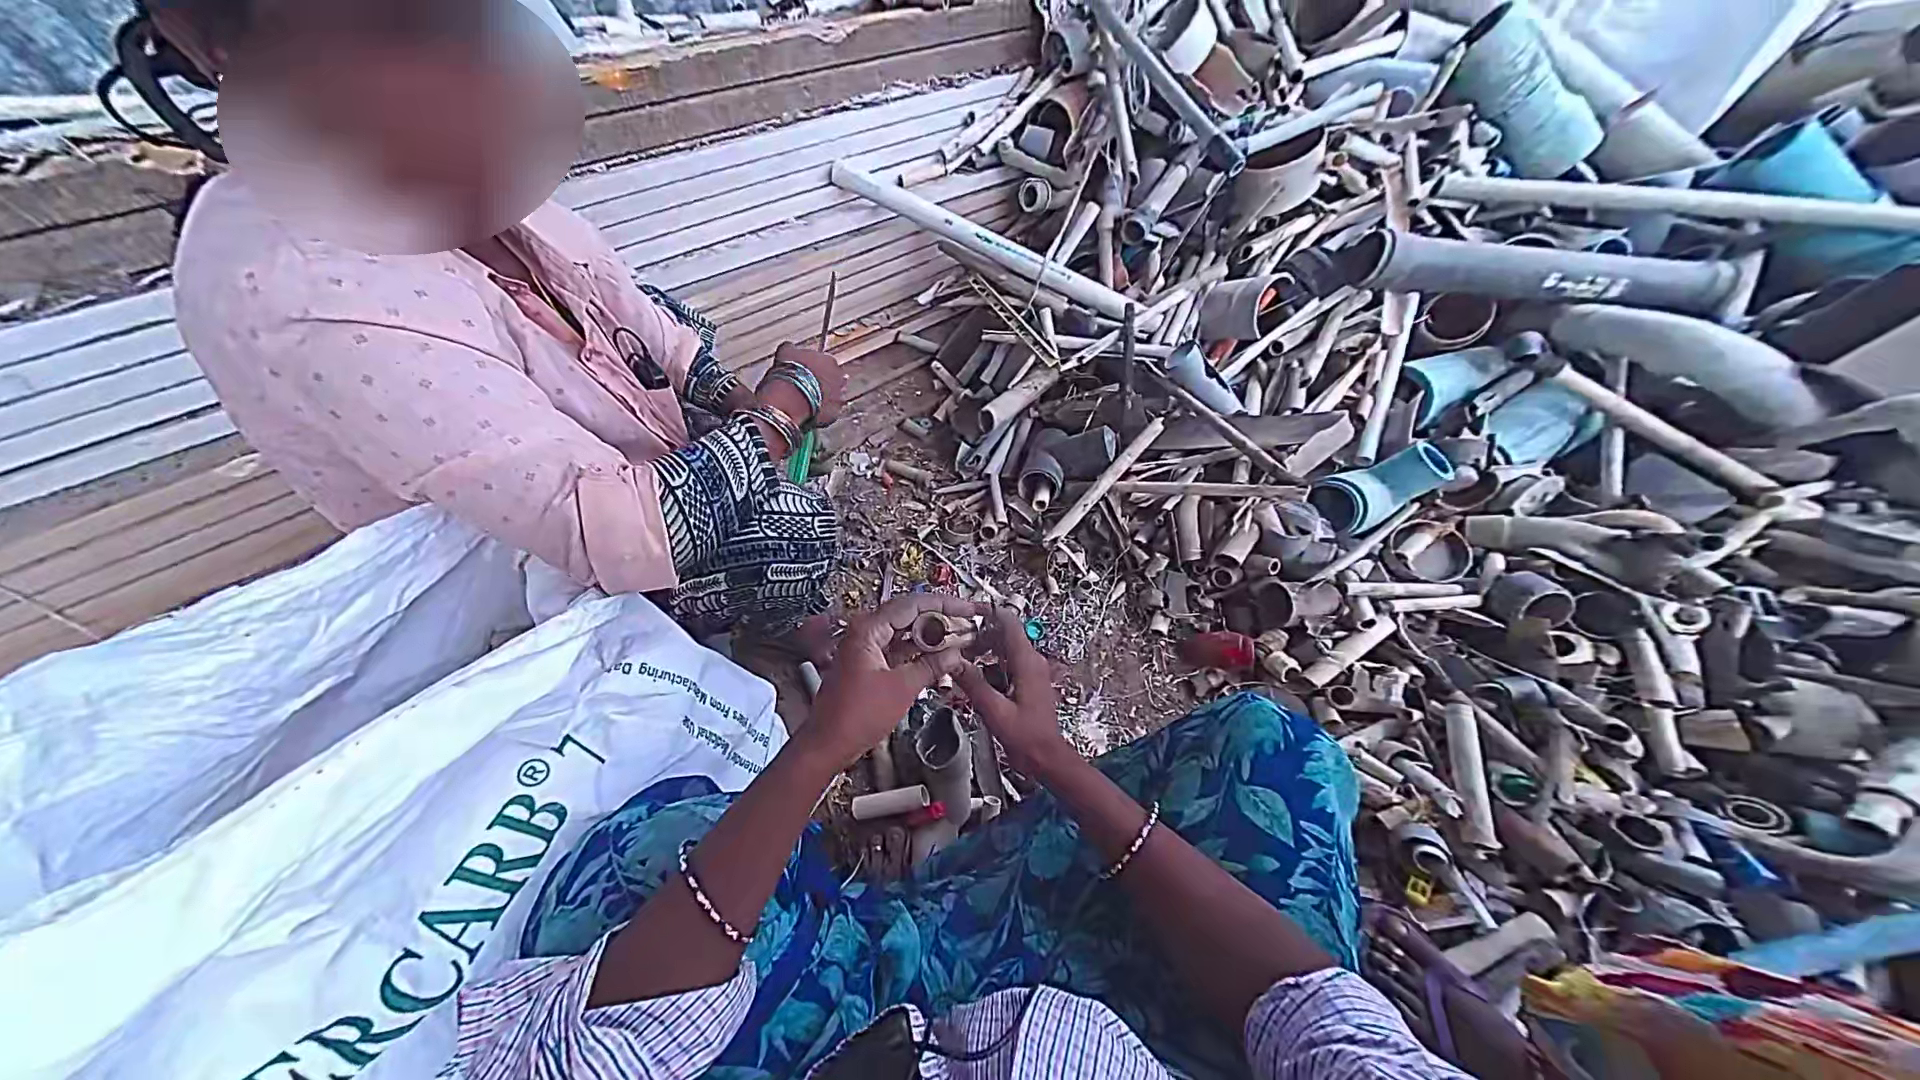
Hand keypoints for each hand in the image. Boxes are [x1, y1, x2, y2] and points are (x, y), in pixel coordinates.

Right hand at [763, 342, 846, 426]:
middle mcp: (838, 377)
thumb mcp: (784, 353)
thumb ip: (791, 348)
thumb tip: (789, 347)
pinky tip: (810, 411)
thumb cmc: (786, 376)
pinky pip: (830, 412)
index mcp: (828, 359)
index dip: (813, 368)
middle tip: (806, 387)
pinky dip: (822, 412)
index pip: (824, 362)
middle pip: (832, 379)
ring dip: (823, 397)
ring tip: (807, 401)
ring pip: (833, 395)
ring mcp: (839, 396)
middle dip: (821, 382)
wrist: (788, 401)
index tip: (805, 372)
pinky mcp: (836, 413)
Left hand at [803, 593, 980, 768]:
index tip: (966, 609)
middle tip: (966, 623)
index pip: (912, 604)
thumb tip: (955, 654)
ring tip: (958, 639)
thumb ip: (932, 666)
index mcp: (868, 630)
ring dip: (931, 636)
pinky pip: (899, 650)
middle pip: (909, 615)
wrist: (829, 744)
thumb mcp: (902, 688)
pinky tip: (939, 657)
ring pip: (905, 633)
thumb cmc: (854, 717)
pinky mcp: (869, 665)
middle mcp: (865, 634)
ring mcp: (867, 649)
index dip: (944, 604)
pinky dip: (919, 652)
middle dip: (939, 619)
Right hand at [952, 608, 1073, 778]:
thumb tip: (954, 662)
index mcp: (1028, 663)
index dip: (989, 613)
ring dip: (984, 653)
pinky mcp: (1028, 681)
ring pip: (1004, 650)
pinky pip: (1008, 664)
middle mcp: (1033, 662)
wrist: (1046, 757)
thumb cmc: (1027, 737)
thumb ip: (973, 684)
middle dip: (980, 637)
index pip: (1010, 623)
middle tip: (957, 645)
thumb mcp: (994, 710)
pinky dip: (991, 667)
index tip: (968, 613)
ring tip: (963, 664)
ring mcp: (1032, 671)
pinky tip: (976, 681)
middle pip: (1004, 635)